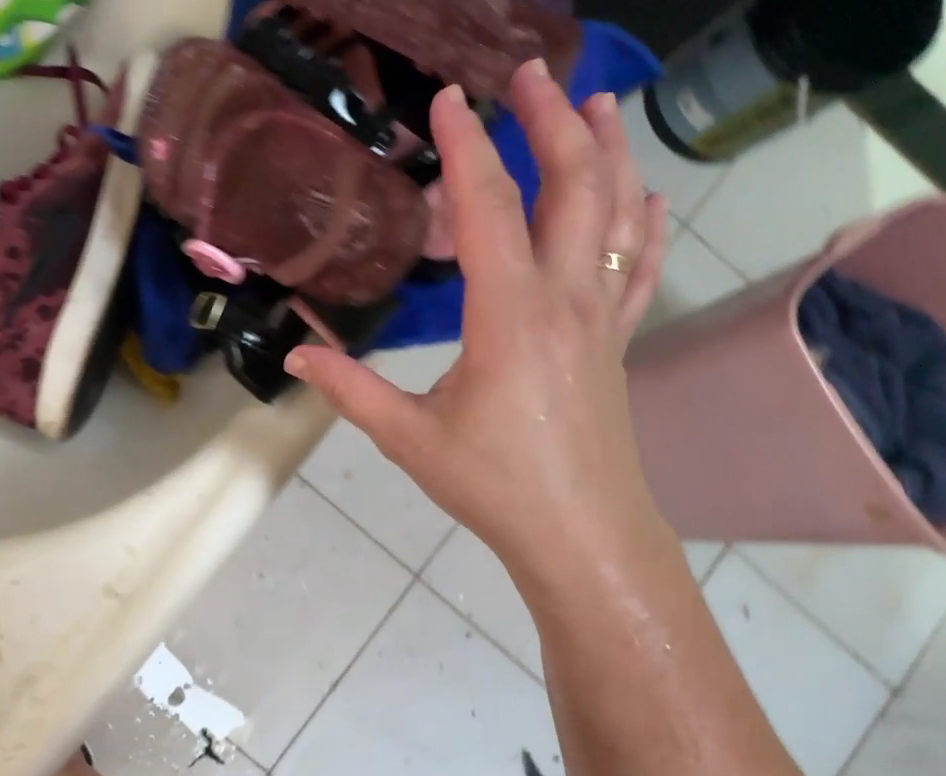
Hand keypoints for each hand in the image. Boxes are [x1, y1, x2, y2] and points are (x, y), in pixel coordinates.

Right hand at [286, 60, 674, 581]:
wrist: (580, 532)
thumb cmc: (491, 485)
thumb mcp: (408, 438)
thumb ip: (350, 389)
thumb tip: (295, 353)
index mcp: (509, 316)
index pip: (489, 209)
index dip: (469, 147)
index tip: (451, 98)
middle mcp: (565, 299)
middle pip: (572, 187)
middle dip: (553, 120)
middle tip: (531, 74)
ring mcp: (601, 317)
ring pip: (618, 213)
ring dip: (608, 152)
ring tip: (597, 104)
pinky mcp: (617, 341)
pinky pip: (639, 265)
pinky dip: (646, 221)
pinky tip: (650, 195)